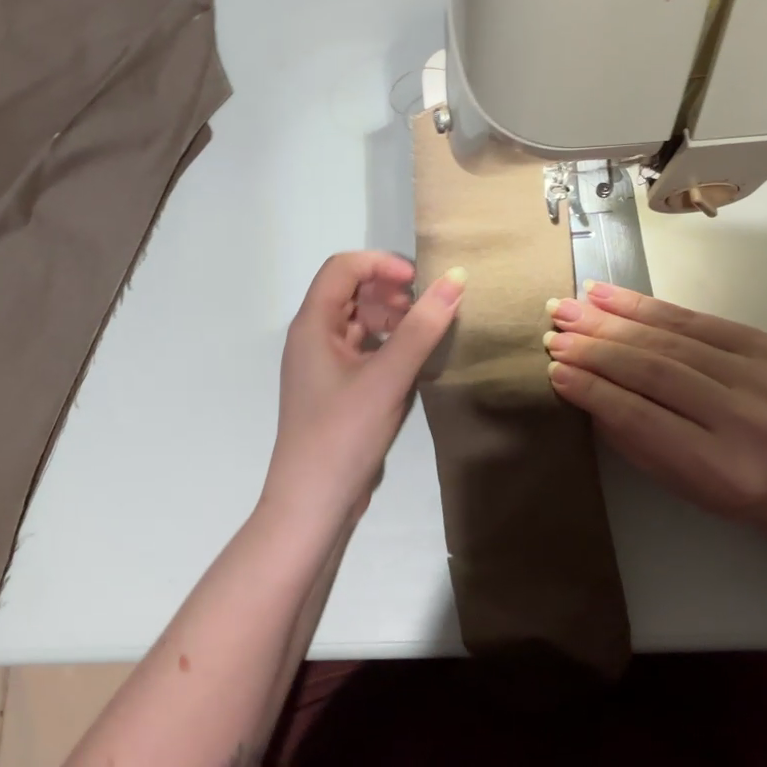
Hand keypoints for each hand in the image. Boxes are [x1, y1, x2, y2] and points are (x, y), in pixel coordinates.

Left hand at [265, 252, 464, 519]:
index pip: (343, 267)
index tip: (420, 282)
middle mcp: (312, 337)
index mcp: (312, 324)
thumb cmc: (343, 433)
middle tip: (427, 308)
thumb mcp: (387, 377)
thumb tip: (454, 279)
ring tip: (424, 334)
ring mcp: (323, 365)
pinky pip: (362, 349)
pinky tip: (414, 361)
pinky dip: (388, 345)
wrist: (313, 502)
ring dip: (391, 317)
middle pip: (350, 290)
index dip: (382, 264)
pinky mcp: (336, 389)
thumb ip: (421, 328)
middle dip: (389, 289)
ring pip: (358, 320)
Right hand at [543, 280, 766, 517]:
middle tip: (553, 331)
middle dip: (596, 347)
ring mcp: (762, 376)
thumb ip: (628, 433)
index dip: (593, 389)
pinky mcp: (765, 343)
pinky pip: (692, 318)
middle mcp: (748, 419)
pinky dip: (643, 305)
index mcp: (722, 467)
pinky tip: (605, 296)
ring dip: (611, 320)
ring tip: (569, 308)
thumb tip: (576, 379)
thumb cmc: (730, 485)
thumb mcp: (675, 478)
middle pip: (655, 370)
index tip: (553, 369)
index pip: (642, 417)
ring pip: (670, 338)